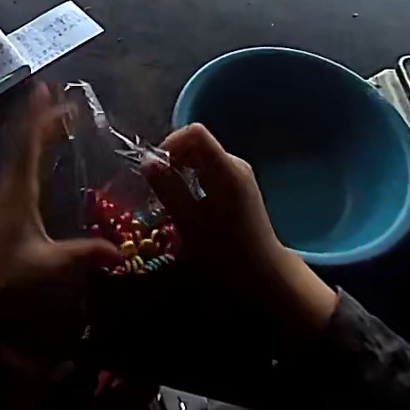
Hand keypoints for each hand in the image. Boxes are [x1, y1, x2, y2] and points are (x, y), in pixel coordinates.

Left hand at [0, 85, 119, 389]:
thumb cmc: (3, 273)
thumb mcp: (45, 264)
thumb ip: (81, 255)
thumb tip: (120, 252)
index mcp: (18, 191)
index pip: (29, 145)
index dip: (39, 117)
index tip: (46, 91)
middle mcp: (9, 186)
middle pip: (25, 142)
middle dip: (40, 116)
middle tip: (56, 93)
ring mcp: (5, 194)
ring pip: (21, 152)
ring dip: (35, 130)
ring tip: (52, 113)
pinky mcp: (5, 205)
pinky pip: (21, 165)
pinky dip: (33, 149)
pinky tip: (41, 152)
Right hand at [143, 124, 338, 335]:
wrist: (262, 276)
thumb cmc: (225, 253)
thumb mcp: (189, 222)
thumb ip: (167, 188)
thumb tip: (146, 163)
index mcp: (226, 170)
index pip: (195, 133)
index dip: (170, 144)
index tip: (156, 170)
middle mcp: (235, 165)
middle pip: (196, 143)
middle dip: (172, 159)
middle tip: (157, 188)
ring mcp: (238, 174)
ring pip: (200, 156)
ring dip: (179, 170)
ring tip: (168, 198)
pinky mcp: (237, 186)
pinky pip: (208, 169)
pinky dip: (190, 179)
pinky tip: (185, 204)